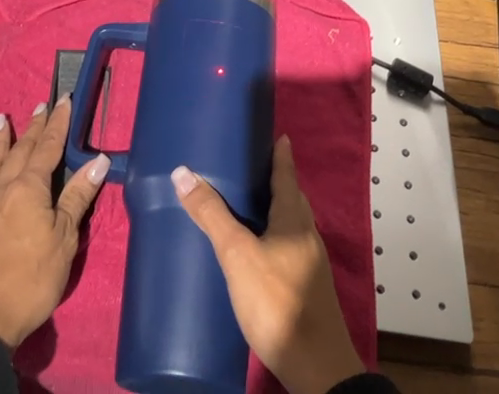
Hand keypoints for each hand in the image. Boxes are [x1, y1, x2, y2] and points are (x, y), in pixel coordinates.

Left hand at [0, 98, 109, 348]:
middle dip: (32, 128)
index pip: (47, 149)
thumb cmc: (33, 279)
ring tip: (1, 121)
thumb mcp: (65, 238)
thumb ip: (77, 196)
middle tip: (39, 105)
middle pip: (19, 153)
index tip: (64, 100)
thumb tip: (98, 160)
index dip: (57, 124)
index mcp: (29, 189)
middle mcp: (1, 191)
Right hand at [172, 136, 364, 393]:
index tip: (275, 134)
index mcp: (294, 219)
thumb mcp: (237, 255)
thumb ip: (212, 215)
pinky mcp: (304, 287)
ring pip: (289, 223)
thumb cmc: (277, 302)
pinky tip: (253, 250)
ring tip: (244, 204)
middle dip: (275, 180)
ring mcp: (308, 262)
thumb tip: (183, 172)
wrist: (315, 365)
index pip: (287, 175)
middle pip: (291, 197)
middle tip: (248, 166)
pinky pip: (286, 246)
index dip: (280, 154)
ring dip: (272, 209)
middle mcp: (306, 234)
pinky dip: (271, 235)